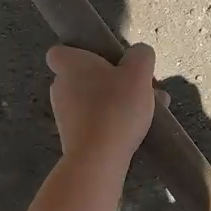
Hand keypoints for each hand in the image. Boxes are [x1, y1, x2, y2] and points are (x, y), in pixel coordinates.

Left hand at [46, 43, 159, 165]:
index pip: (60, 52)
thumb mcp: (138, 72)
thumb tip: (138, 53)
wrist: (99, 158)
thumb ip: (141, 55)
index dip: (80, 53)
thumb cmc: (116, 107)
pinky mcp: (73, 137)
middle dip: (112, 80)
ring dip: (118, 102)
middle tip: (139, 87)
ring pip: (94, 100)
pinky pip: (95, 121)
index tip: (103, 60)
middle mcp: (60, 87)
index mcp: (69, 65)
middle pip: (85, 77)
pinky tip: (138, 129)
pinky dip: (113, 122)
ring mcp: (64, 115)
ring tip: (150, 110)